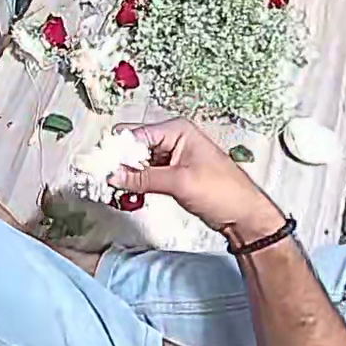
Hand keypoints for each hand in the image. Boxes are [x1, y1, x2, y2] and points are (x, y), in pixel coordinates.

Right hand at [116, 120, 287, 245]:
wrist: (244, 216)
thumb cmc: (222, 192)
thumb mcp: (178, 182)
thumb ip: (143, 178)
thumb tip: (113, 175)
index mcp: (177, 130)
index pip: (136, 134)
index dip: (118, 150)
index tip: (100, 166)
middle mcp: (173, 138)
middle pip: (135, 146)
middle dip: (121, 162)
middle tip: (106, 180)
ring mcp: (173, 156)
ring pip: (139, 161)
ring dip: (128, 174)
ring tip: (115, 188)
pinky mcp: (173, 173)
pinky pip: (148, 172)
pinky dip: (138, 181)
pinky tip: (129, 191)